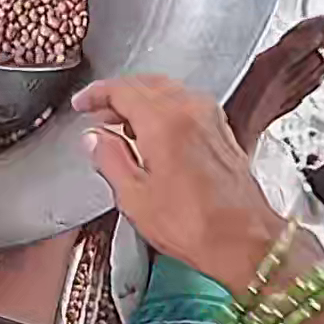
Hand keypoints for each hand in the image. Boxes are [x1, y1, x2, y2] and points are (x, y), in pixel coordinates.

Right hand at [75, 76, 289, 291]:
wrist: (241, 239)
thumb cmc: (193, 225)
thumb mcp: (133, 197)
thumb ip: (109, 159)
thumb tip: (94, 139)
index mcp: (165, 123)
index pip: (123, 90)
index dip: (96, 94)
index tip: (82, 104)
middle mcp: (191, 111)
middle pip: (146, 84)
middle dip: (116, 94)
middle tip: (95, 111)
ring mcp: (210, 118)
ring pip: (167, 91)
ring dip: (139, 100)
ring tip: (118, 122)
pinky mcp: (220, 131)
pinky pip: (184, 104)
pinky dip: (161, 109)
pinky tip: (150, 131)